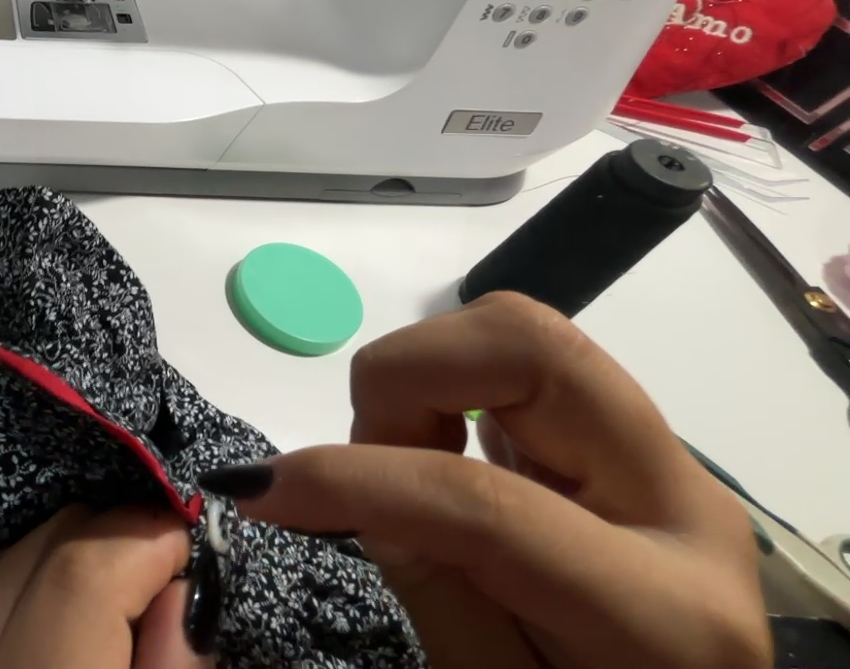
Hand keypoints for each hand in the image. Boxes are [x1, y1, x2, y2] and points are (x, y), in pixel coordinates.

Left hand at [0, 504, 215, 668]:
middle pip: (47, 543)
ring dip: (74, 561)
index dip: (150, 539)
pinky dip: (28, 579)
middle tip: (164, 583)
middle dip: (118, 545)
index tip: (194, 544)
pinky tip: (51, 623)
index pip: (79, 572)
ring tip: (111, 611)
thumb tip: (178, 584)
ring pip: (17, 547)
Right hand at [208, 293, 768, 668]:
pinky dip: (437, 378)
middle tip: (368, 450)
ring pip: (514, 328)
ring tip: (397, 452)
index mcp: (660, 609)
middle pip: (527, 346)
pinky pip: (510, 356)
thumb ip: (419, 576)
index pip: (482, 502)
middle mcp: (679, 501)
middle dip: (404, 375)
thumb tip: (324, 482)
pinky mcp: (617, 430)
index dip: (352, 479)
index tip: (258, 489)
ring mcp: (655, 453)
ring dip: (416, 374)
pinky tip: (429, 442)